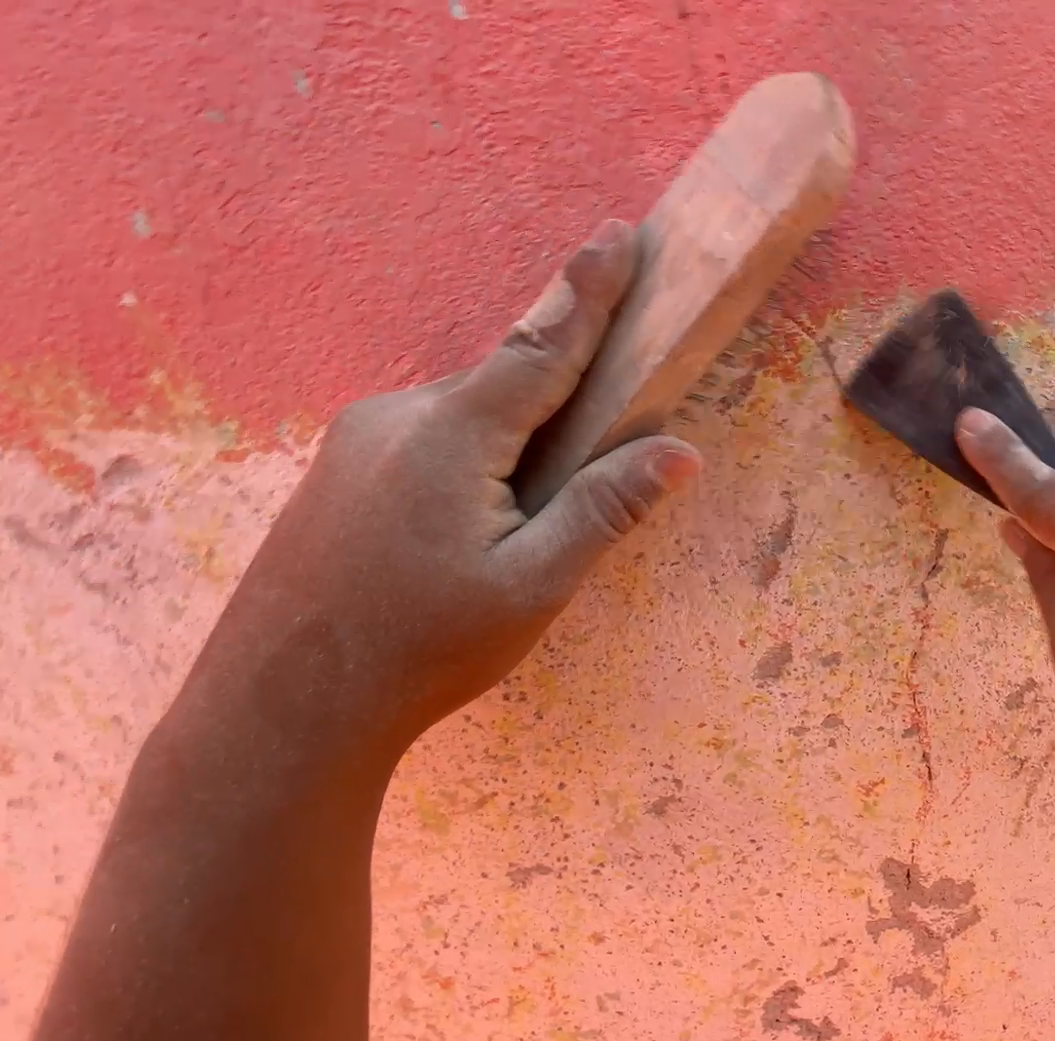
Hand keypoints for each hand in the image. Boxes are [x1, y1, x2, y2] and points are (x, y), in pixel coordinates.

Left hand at [188, 219, 700, 756]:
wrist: (286, 707)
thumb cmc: (426, 648)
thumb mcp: (535, 584)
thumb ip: (606, 509)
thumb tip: (682, 451)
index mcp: (451, 437)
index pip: (539, 348)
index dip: (588, 291)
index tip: (621, 234)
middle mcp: (399, 417)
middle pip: (508, 380)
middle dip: (567, 379)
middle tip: (611, 417)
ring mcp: (362, 439)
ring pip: (473, 411)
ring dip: (523, 429)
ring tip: (536, 505)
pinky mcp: (347, 466)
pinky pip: (438, 432)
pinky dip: (484, 447)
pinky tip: (484, 509)